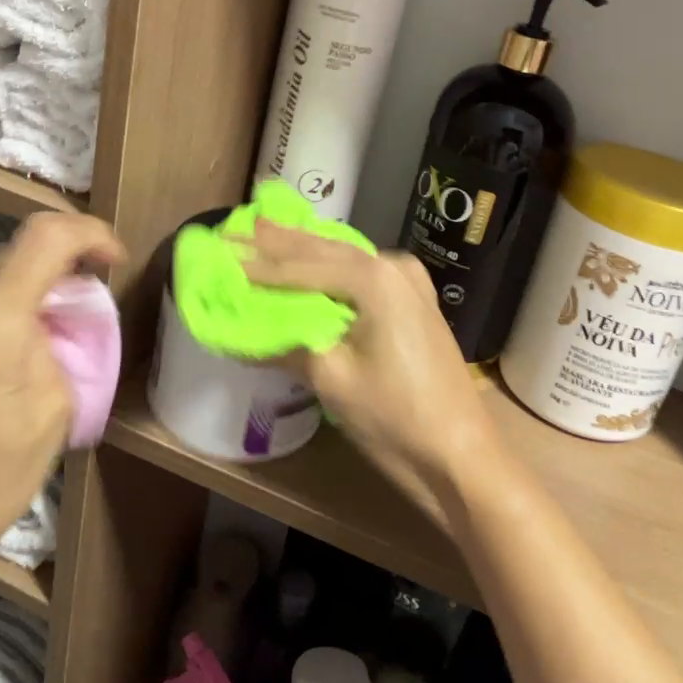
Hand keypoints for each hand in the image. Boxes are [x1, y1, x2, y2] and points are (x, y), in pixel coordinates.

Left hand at [0, 212, 124, 584]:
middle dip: (57, 274)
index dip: (89, 233)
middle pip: (15, 254)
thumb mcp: (52, 416)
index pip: (44, 237)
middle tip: (77, 317)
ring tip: (32, 345)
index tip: (112, 259)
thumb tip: (53, 315)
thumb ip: (60, 346)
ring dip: (21, 294)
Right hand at [242, 221, 498, 512]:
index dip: (259, 266)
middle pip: (324, 251)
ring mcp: (409, 282)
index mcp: (374, 279)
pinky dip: (329, 269)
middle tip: (236, 229)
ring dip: (303, 250)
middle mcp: (393, 267)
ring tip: (263, 232)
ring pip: (344, 258)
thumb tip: (243, 335)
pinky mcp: (414, 302)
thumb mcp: (332, 380)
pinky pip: (362, 274)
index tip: (222, 254)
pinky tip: (309, 263)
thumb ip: (286, 346)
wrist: (460, 454)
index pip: (302, 268)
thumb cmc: (395, 417)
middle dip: (278, 242)